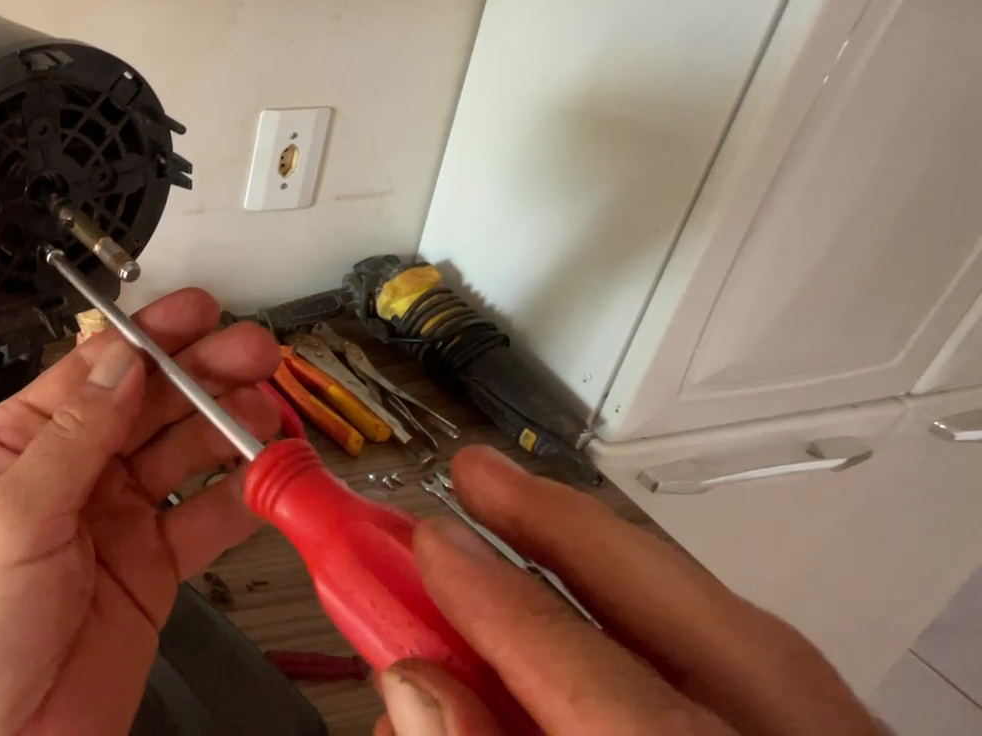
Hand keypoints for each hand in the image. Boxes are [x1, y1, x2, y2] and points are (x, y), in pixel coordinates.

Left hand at [0, 288, 280, 735]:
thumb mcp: (14, 519)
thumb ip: (74, 438)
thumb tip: (120, 362)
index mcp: (23, 444)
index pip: (93, 372)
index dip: (147, 338)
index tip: (196, 313)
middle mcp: (72, 471)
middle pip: (147, 405)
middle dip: (199, 374)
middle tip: (251, 352)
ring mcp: (115, 517)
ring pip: (180, 453)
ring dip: (226, 426)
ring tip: (268, 408)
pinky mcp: (151, 568)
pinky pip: (202, 519)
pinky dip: (237, 496)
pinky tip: (266, 473)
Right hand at [378, 445, 885, 735]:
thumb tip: (414, 687)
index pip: (625, 710)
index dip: (508, 612)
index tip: (426, 541)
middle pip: (723, 637)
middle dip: (572, 533)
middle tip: (474, 470)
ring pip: (752, 642)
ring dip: (610, 562)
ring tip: (513, 507)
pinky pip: (765, 670)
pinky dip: (663, 618)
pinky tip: (589, 602)